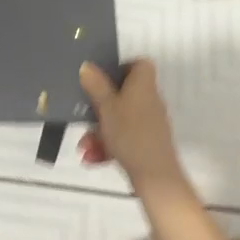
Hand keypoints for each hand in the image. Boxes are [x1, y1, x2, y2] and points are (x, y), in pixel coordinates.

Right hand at [78, 61, 187, 196]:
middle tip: (84, 114)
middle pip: (124, 94)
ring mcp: (149, 123)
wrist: (154, 175)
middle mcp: (149, 100)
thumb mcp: (106, 107)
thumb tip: (87, 65)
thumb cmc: (129, 134)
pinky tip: (93, 159)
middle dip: (100, 107)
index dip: (121, 68)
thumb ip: (96, 85)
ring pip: (120, 119)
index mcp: (143, 84)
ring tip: (84, 147)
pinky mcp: (147, 143)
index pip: (139, 64)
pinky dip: (108, 145)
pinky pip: (124, 137)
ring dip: (99, 131)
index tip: (101, 78)